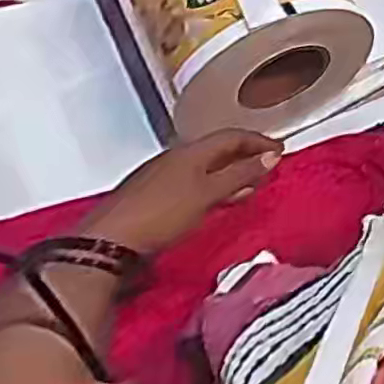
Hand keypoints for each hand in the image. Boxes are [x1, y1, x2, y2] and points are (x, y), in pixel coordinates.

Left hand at [77, 130, 281, 254]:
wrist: (103, 246)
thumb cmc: (160, 215)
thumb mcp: (209, 193)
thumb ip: (242, 173)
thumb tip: (271, 156)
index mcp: (192, 150)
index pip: (234, 136)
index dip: (259, 141)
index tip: (279, 150)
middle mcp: (175, 157)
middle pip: (218, 150)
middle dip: (245, 158)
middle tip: (265, 168)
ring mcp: (159, 176)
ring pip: (204, 167)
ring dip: (228, 174)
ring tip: (245, 189)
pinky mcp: (148, 196)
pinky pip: (190, 181)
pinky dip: (210, 186)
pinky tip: (212, 202)